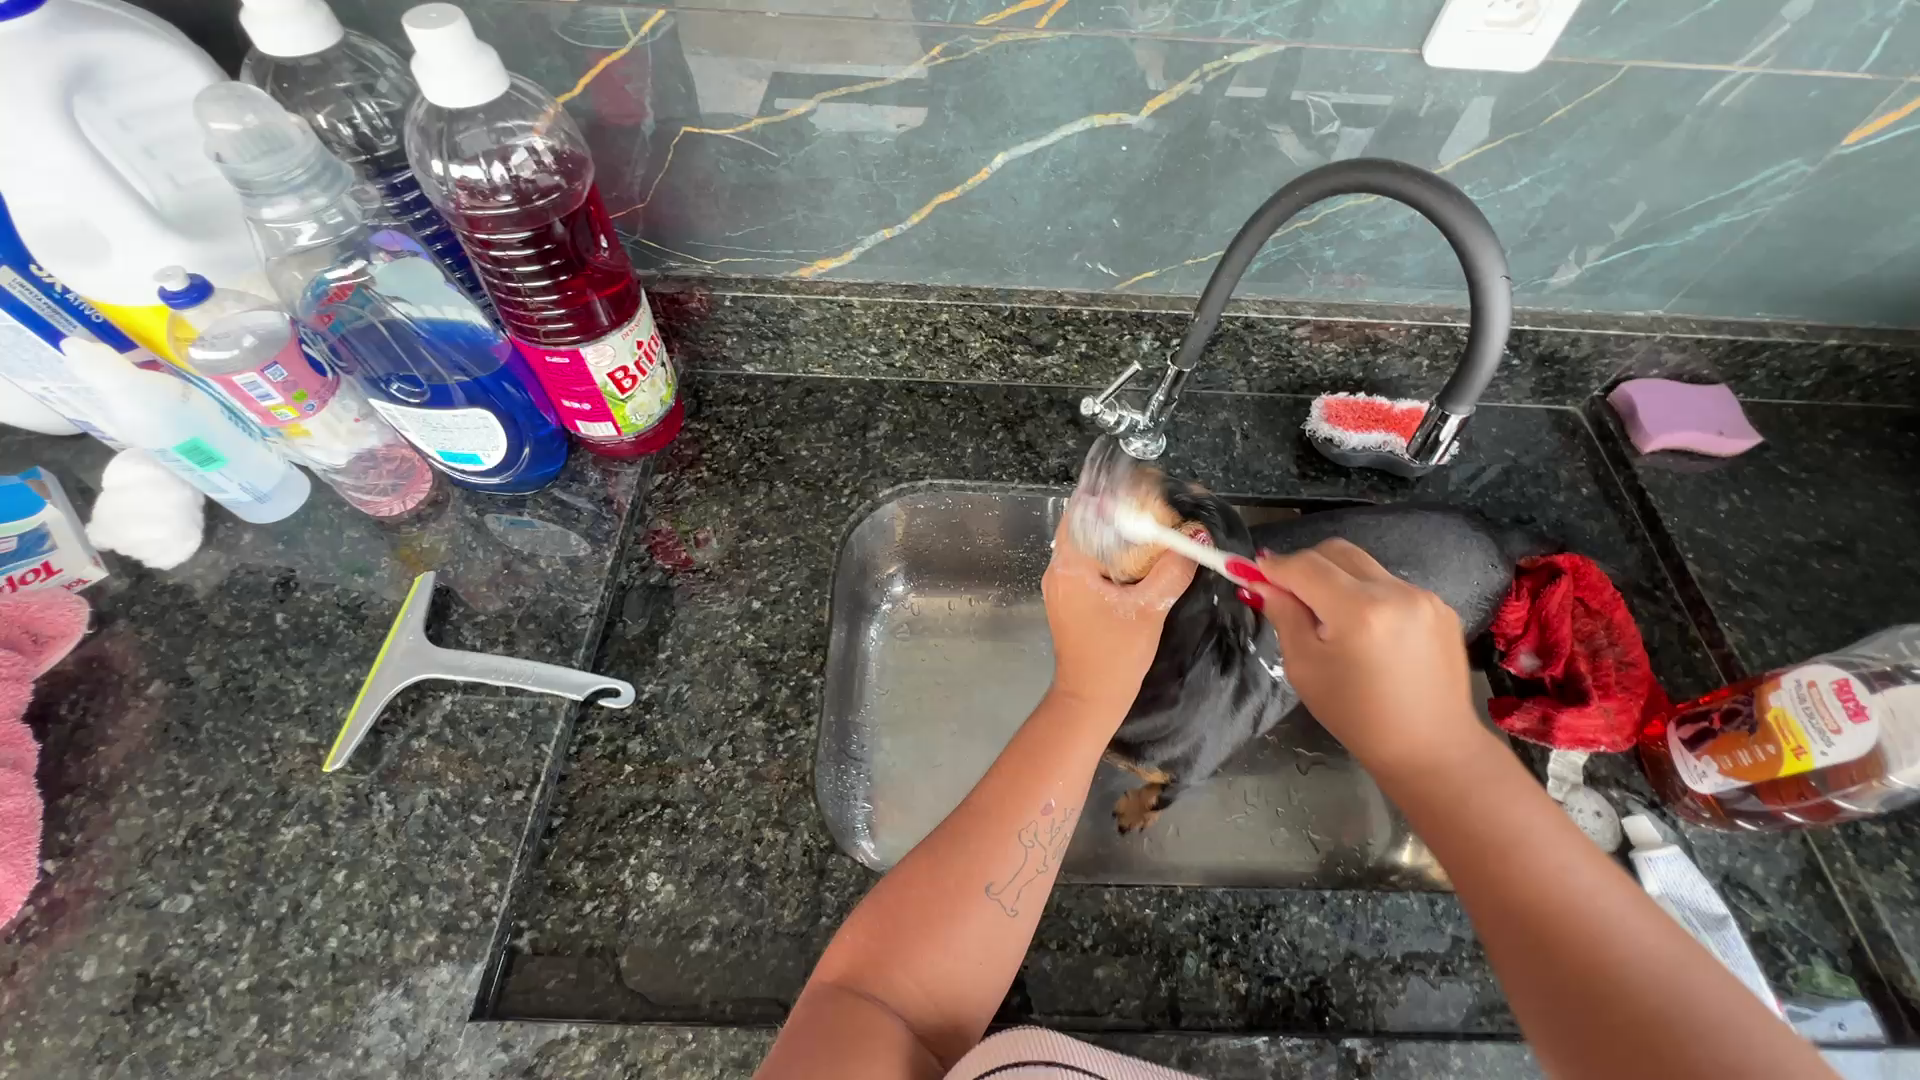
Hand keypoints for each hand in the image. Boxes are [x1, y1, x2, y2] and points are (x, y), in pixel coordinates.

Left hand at [1041, 514, 1194, 719]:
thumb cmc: (1114, 655)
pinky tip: (1137, 559)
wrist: (1090, 699)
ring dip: (1114, 535)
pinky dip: (1110, 556)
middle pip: (1084, 525)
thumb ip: (1172, 570)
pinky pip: (1088, 564)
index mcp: (1069, 566)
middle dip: (1117, 513)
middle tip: (1151, 506)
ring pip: (1086, 545)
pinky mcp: (1070, 599)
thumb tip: (1196, 538)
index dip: (1110, 495)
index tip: (1139, 486)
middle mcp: (1058, 570)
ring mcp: (1061, 586)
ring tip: (1149, 527)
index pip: (1081, 512)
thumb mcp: (1150, 610)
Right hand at [1242, 539, 1483, 777]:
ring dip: (1337, 580)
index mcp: (1358, 610)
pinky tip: (1367, 633)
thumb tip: (1262, 583)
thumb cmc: (1356, 714)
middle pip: (1336, 552)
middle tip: (1288, 593)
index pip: (1305, 565)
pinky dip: (1367, 595)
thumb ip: (1284, 615)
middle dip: (1305, 565)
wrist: (1431, 746)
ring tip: (1331, 620)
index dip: (1274, 566)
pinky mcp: (1440, 607)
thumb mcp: (1304, 667)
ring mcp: (1423, 597)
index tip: (1250, 570)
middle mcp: (1395, 592)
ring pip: (1363, 567)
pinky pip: (1390, 585)